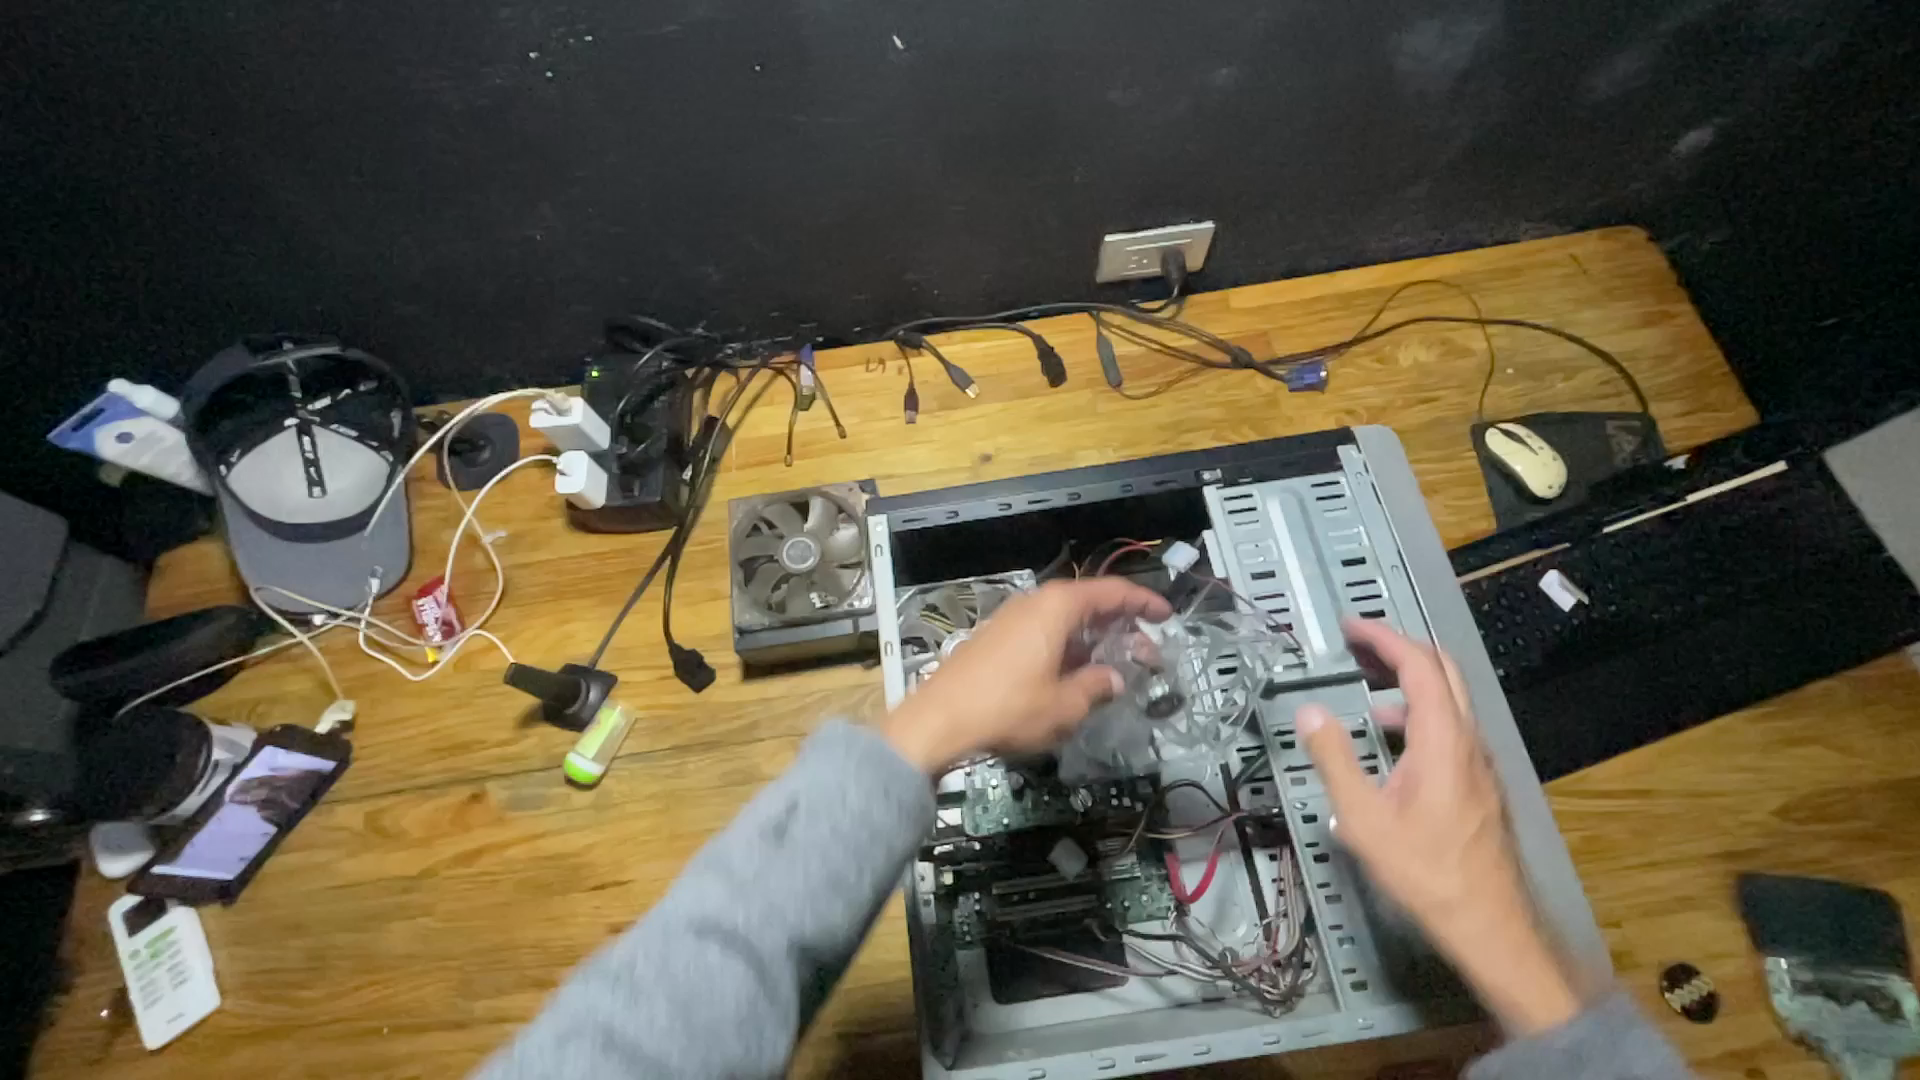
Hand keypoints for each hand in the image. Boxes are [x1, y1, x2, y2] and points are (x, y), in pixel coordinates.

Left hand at [878, 578, 1170, 772]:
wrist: (939, 719)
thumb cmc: (1008, 708)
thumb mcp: (1064, 705)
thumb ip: (1096, 687)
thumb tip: (1112, 679)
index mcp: (1056, 608)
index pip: (1110, 592)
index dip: (1142, 602)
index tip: (1165, 615)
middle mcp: (1033, 604)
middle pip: (1086, 603)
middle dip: (1119, 625)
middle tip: (1144, 653)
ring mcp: (1011, 619)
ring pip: (1063, 620)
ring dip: (1092, 639)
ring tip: (1113, 667)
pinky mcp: (995, 639)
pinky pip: (1042, 632)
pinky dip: (1066, 647)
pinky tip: (1072, 675)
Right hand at [1297, 617, 1581, 1034]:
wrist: (1491, 925)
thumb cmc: (1425, 870)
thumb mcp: (1363, 817)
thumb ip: (1334, 758)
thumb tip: (1310, 711)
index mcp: (1442, 740)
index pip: (1419, 666)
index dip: (1384, 638)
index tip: (1350, 626)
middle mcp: (1467, 741)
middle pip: (1442, 672)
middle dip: (1399, 648)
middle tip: (1356, 643)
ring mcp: (1477, 762)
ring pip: (1447, 699)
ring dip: (1407, 680)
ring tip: (1363, 684)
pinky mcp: (1476, 782)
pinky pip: (1447, 727)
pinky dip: (1414, 711)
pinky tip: (1386, 737)